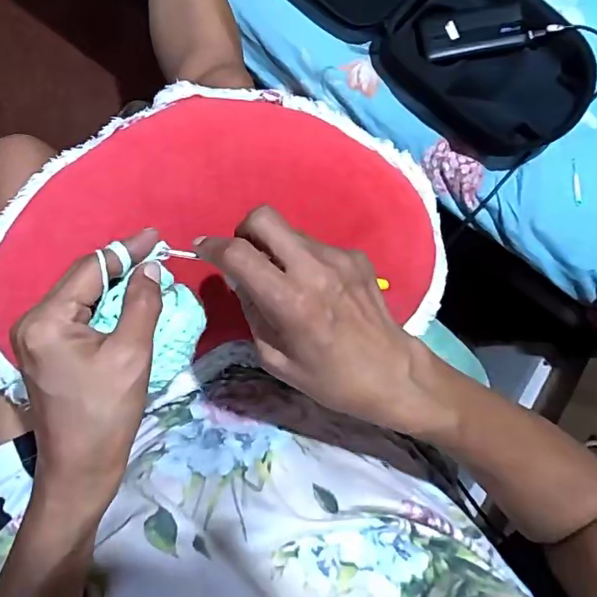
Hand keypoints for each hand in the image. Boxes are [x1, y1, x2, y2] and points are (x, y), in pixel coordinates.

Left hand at [12, 228, 162, 513]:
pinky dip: (103, 306)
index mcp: (46, 320)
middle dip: (119, 265)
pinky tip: (126, 300)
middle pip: (81, 279)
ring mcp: (34, 338)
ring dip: (112, 285)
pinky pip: (77, 315)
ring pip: (80, 296)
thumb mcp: (131, 354)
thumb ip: (141, 303)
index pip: (90, 269)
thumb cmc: (106, 414)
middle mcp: (31, 322)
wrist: (79, 469)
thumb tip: (149, 268)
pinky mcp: (43, 352)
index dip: (125, 250)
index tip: (156, 236)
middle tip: (155, 253)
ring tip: (146, 271)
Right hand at [194, 207, 447, 436]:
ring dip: (275, 248)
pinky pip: (315, 245)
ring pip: (290, 230)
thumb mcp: (276, 360)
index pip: (239, 254)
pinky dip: (303, 259)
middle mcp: (315, 269)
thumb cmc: (331, 379)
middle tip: (244, 257)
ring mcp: (339, 258)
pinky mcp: (356, 256)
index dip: (212, 247)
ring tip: (284, 281)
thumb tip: (239, 281)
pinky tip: (316, 288)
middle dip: (243, 231)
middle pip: (264, 217)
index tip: (202, 249)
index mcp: (291, 302)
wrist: (394, 374)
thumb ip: (251, 313)